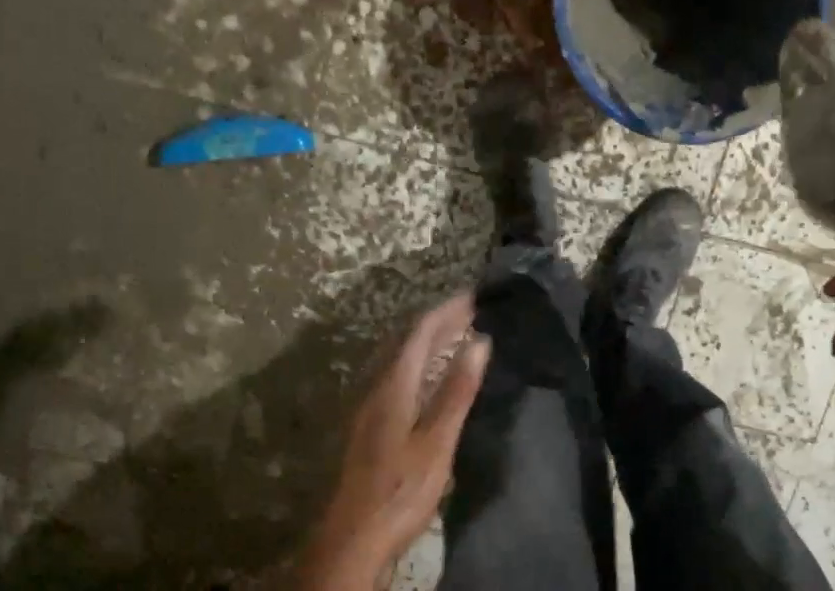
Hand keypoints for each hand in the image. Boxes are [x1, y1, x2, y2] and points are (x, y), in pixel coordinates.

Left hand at [297, 294, 489, 588]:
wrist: (354, 539)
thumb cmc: (401, 489)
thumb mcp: (437, 441)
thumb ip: (457, 391)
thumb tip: (480, 340)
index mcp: (394, 385)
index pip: (421, 332)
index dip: (447, 310)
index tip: (474, 294)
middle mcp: (378, 388)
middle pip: (408, 341)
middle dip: (440, 321)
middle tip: (471, 310)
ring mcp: (372, 407)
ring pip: (402, 359)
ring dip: (430, 341)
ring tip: (458, 335)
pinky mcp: (372, 426)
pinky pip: (400, 376)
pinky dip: (422, 363)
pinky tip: (433, 377)